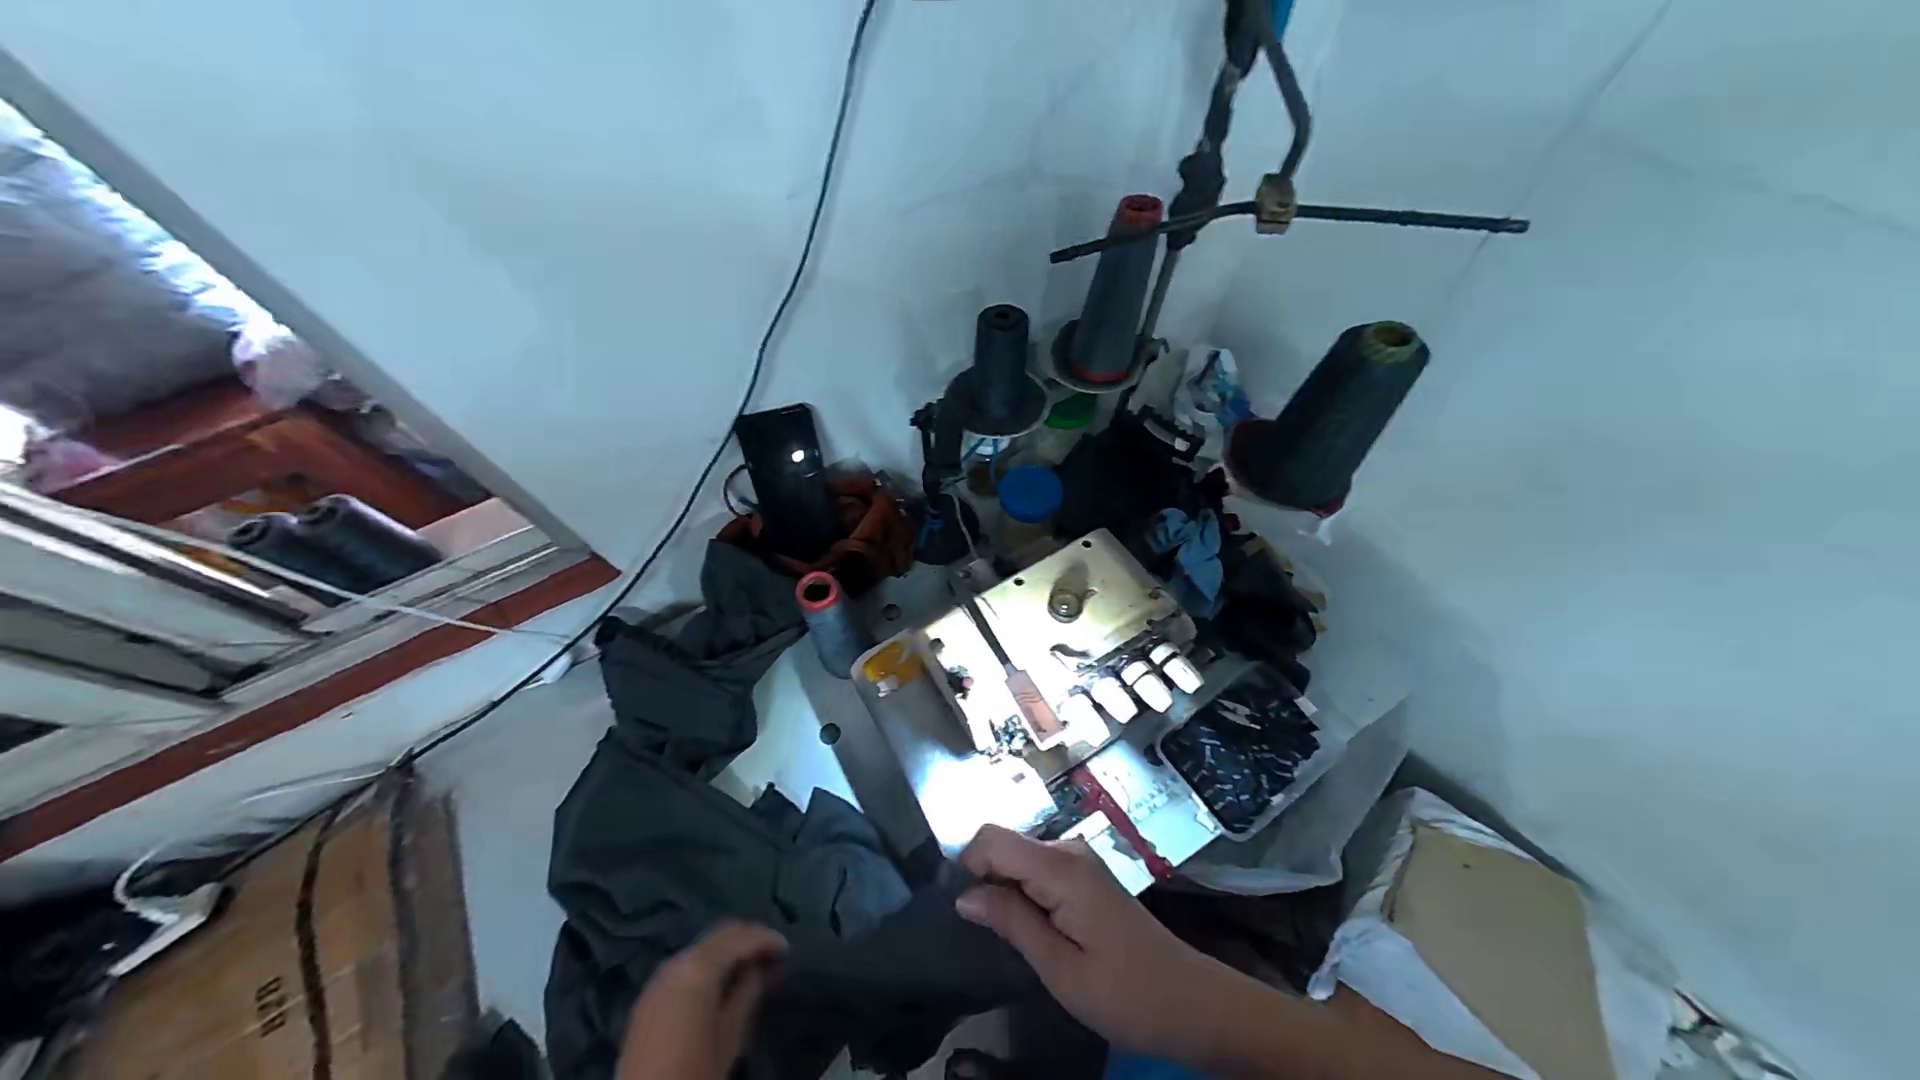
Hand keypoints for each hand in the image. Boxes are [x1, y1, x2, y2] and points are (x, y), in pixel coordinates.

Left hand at [615, 921, 787, 1079]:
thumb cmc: (694, 1073)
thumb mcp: (732, 1034)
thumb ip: (749, 990)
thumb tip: (760, 967)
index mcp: (699, 967)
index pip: (741, 937)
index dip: (767, 939)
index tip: (787, 949)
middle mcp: (677, 961)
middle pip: (720, 934)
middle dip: (748, 939)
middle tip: (771, 955)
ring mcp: (659, 978)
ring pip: (702, 947)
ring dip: (728, 950)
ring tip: (750, 968)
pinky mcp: (649, 996)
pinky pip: (685, 965)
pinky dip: (708, 964)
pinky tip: (720, 983)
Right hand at [954, 825, 1274, 1067]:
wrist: (1193, 1002)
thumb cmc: (1127, 994)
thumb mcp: (1061, 969)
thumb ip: (1011, 922)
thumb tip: (964, 895)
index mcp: (1062, 868)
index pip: (993, 838)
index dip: (968, 866)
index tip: (963, 910)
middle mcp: (1069, 850)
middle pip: (1004, 844)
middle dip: (984, 879)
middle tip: (987, 932)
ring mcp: (1080, 860)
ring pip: (1019, 856)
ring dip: (1004, 887)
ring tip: (1010, 936)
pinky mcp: (1085, 874)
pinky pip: (1037, 868)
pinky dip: (1023, 891)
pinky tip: (1034, 928)